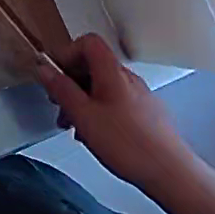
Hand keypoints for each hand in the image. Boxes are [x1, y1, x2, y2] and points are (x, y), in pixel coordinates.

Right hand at [37, 33, 204, 191]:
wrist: (167, 171)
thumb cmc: (130, 145)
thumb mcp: (83, 116)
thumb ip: (62, 90)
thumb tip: (46, 71)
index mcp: (112, 73)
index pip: (88, 43)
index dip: (67, 54)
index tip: (55, 74)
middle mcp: (128, 79)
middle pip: (93, 65)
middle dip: (71, 82)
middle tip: (60, 103)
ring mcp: (137, 95)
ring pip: (101, 86)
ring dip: (82, 100)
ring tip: (74, 124)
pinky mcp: (143, 112)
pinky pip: (114, 102)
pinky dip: (98, 112)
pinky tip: (93, 134)